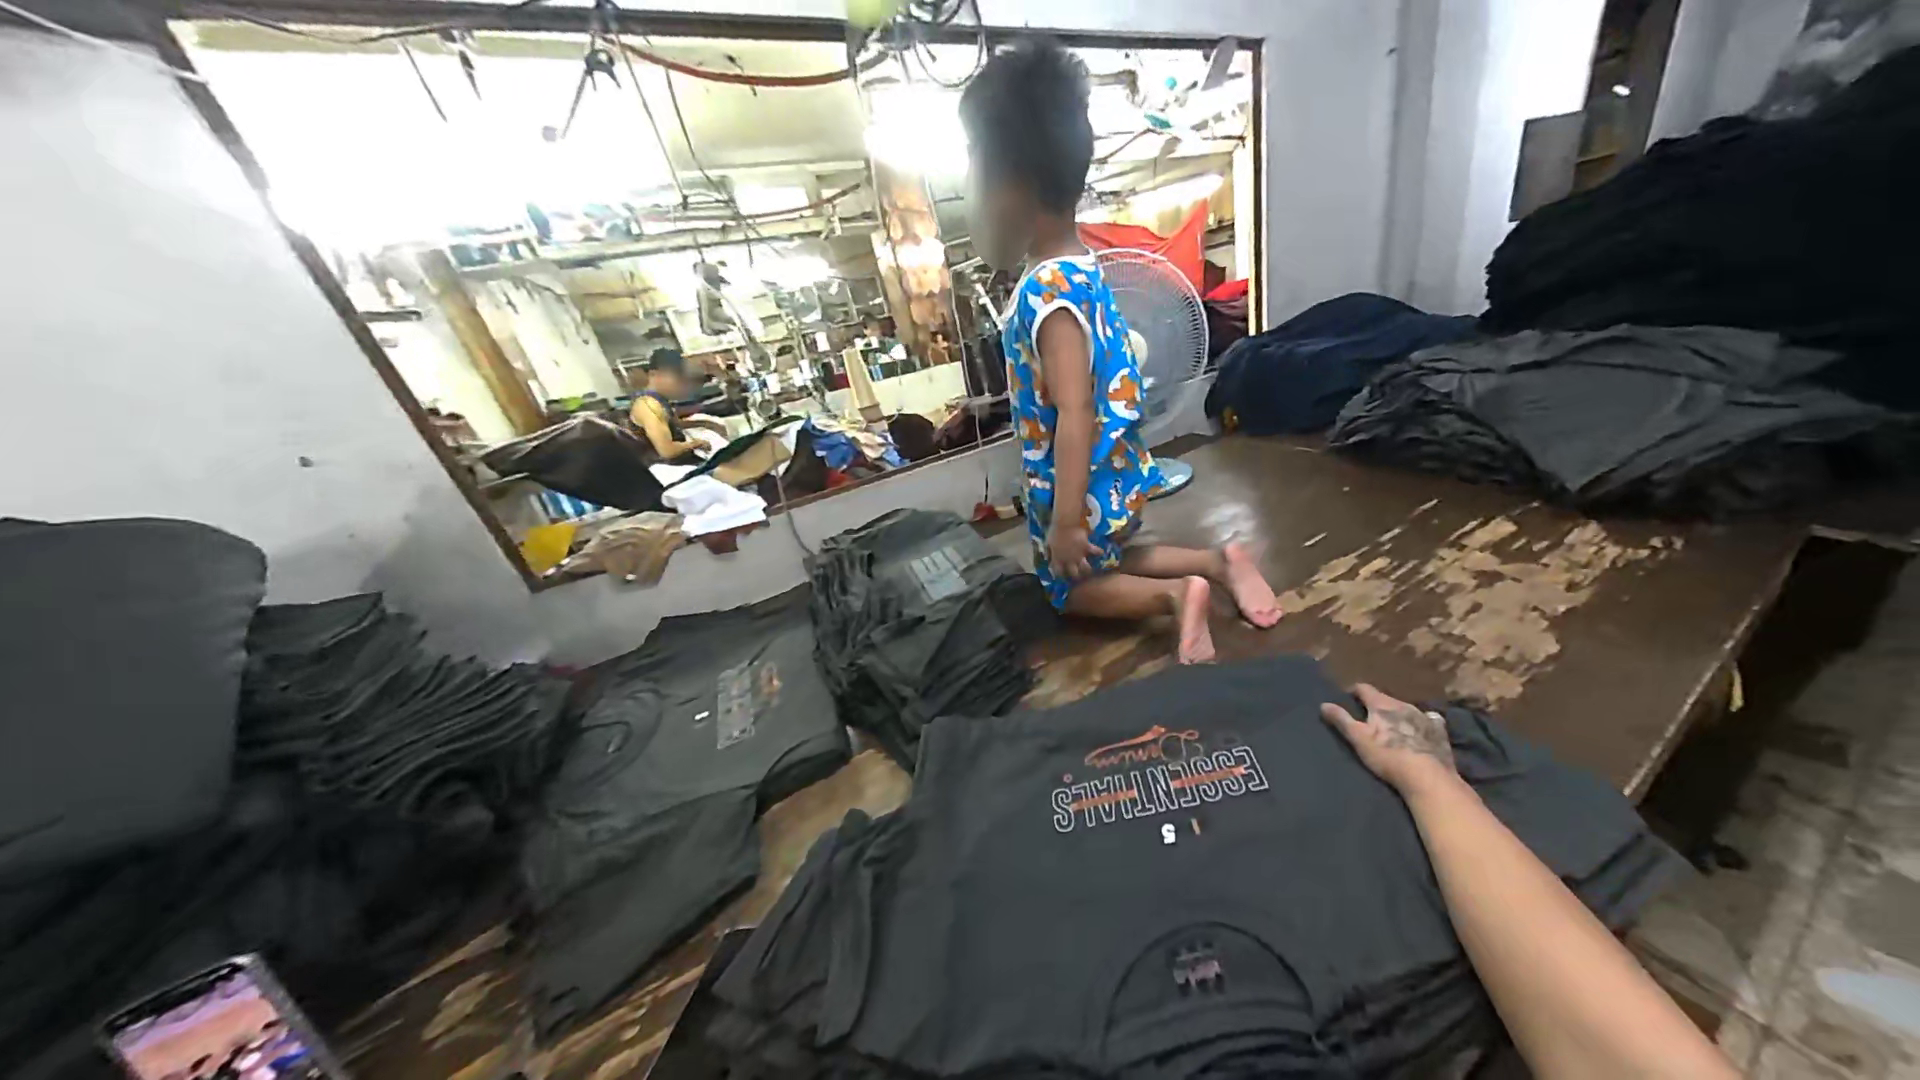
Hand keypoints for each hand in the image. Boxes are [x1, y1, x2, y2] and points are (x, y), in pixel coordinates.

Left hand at [1047, 522, 1101, 581]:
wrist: (1065, 524)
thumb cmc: (1054, 532)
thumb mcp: (1047, 542)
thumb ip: (1048, 551)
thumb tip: (1047, 557)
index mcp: (1058, 558)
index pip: (1058, 572)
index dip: (1060, 575)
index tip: (1061, 575)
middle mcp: (1069, 560)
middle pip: (1074, 574)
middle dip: (1076, 577)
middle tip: (1078, 576)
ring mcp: (1079, 555)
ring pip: (1086, 568)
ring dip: (1088, 570)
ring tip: (1090, 571)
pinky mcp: (1087, 547)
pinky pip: (1095, 551)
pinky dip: (1098, 552)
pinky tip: (1101, 553)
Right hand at [1320, 684, 1458, 794]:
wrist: (1429, 778)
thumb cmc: (1388, 756)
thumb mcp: (1358, 738)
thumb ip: (1341, 719)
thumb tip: (1323, 704)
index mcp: (1382, 704)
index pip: (1364, 688)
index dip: (1354, 691)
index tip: (1348, 698)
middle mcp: (1404, 705)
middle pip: (1385, 699)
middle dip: (1376, 705)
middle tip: (1368, 717)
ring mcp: (1425, 717)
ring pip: (1406, 709)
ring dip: (1397, 714)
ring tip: (1392, 726)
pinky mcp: (1440, 732)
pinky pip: (1428, 720)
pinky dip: (1420, 722)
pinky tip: (1420, 730)